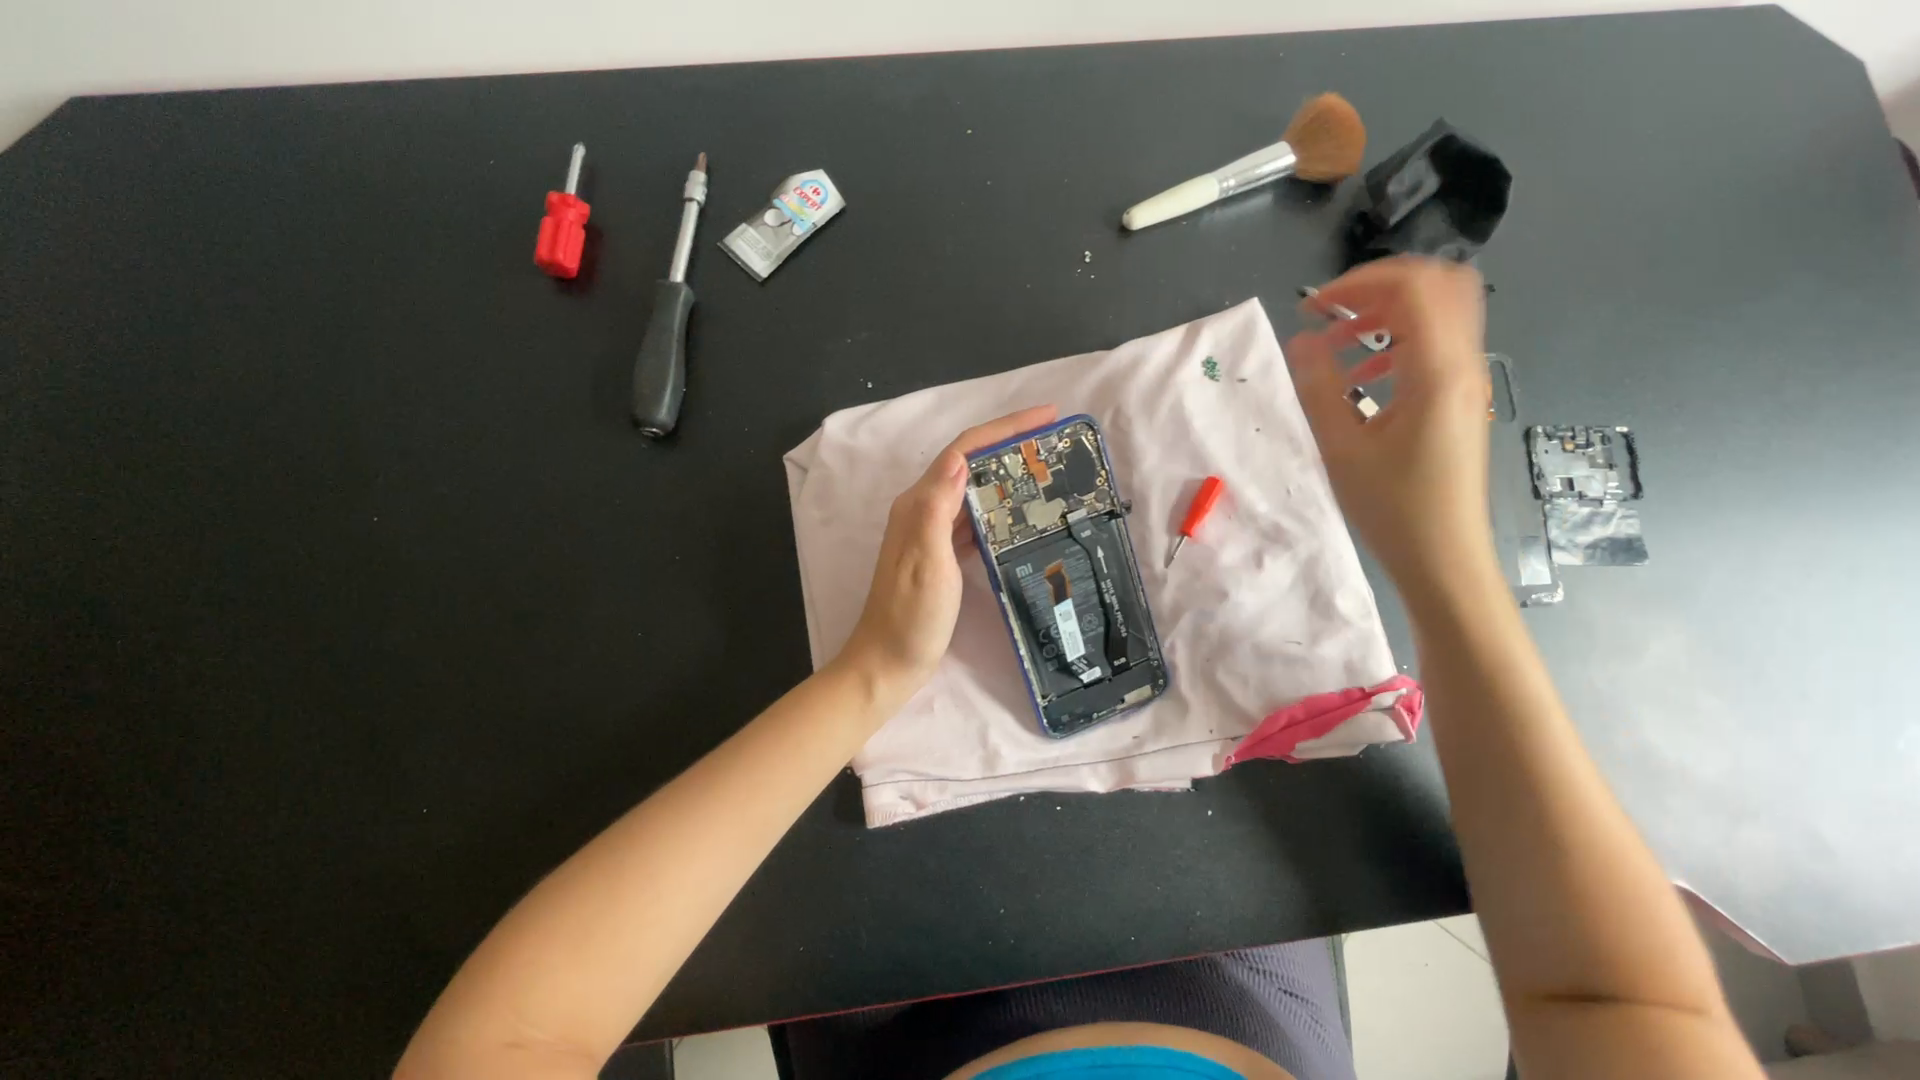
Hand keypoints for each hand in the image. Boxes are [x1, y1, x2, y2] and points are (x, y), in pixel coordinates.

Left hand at [835, 405, 1058, 701]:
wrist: (887, 663)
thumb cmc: (909, 618)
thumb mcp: (927, 564)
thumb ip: (937, 512)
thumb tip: (959, 462)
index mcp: (918, 505)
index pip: (963, 451)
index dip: (1005, 429)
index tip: (1048, 417)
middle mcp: (922, 510)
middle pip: (970, 463)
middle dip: (1011, 446)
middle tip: (1056, 443)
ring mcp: (931, 532)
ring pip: (973, 490)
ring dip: (1007, 476)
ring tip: (1048, 471)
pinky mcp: (941, 554)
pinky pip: (974, 519)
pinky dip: (1000, 510)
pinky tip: (1024, 515)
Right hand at [1285, 257, 1495, 590]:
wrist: (1444, 557)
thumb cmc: (1393, 507)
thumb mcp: (1342, 448)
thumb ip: (1318, 386)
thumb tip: (1302, 340)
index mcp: (1437, 370)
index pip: (1412, 287)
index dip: (1359, 282)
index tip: (1312, 307)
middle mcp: (1463, 363)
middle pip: (1435, 286)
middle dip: (1377, 288)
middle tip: (1331, 312)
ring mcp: (1468, 380)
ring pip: (1437, 314)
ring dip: (1385, 315)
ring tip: (1336, 343)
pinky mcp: (1461, 399)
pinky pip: (1436, 346)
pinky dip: (1398, 341)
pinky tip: (1362, 374)